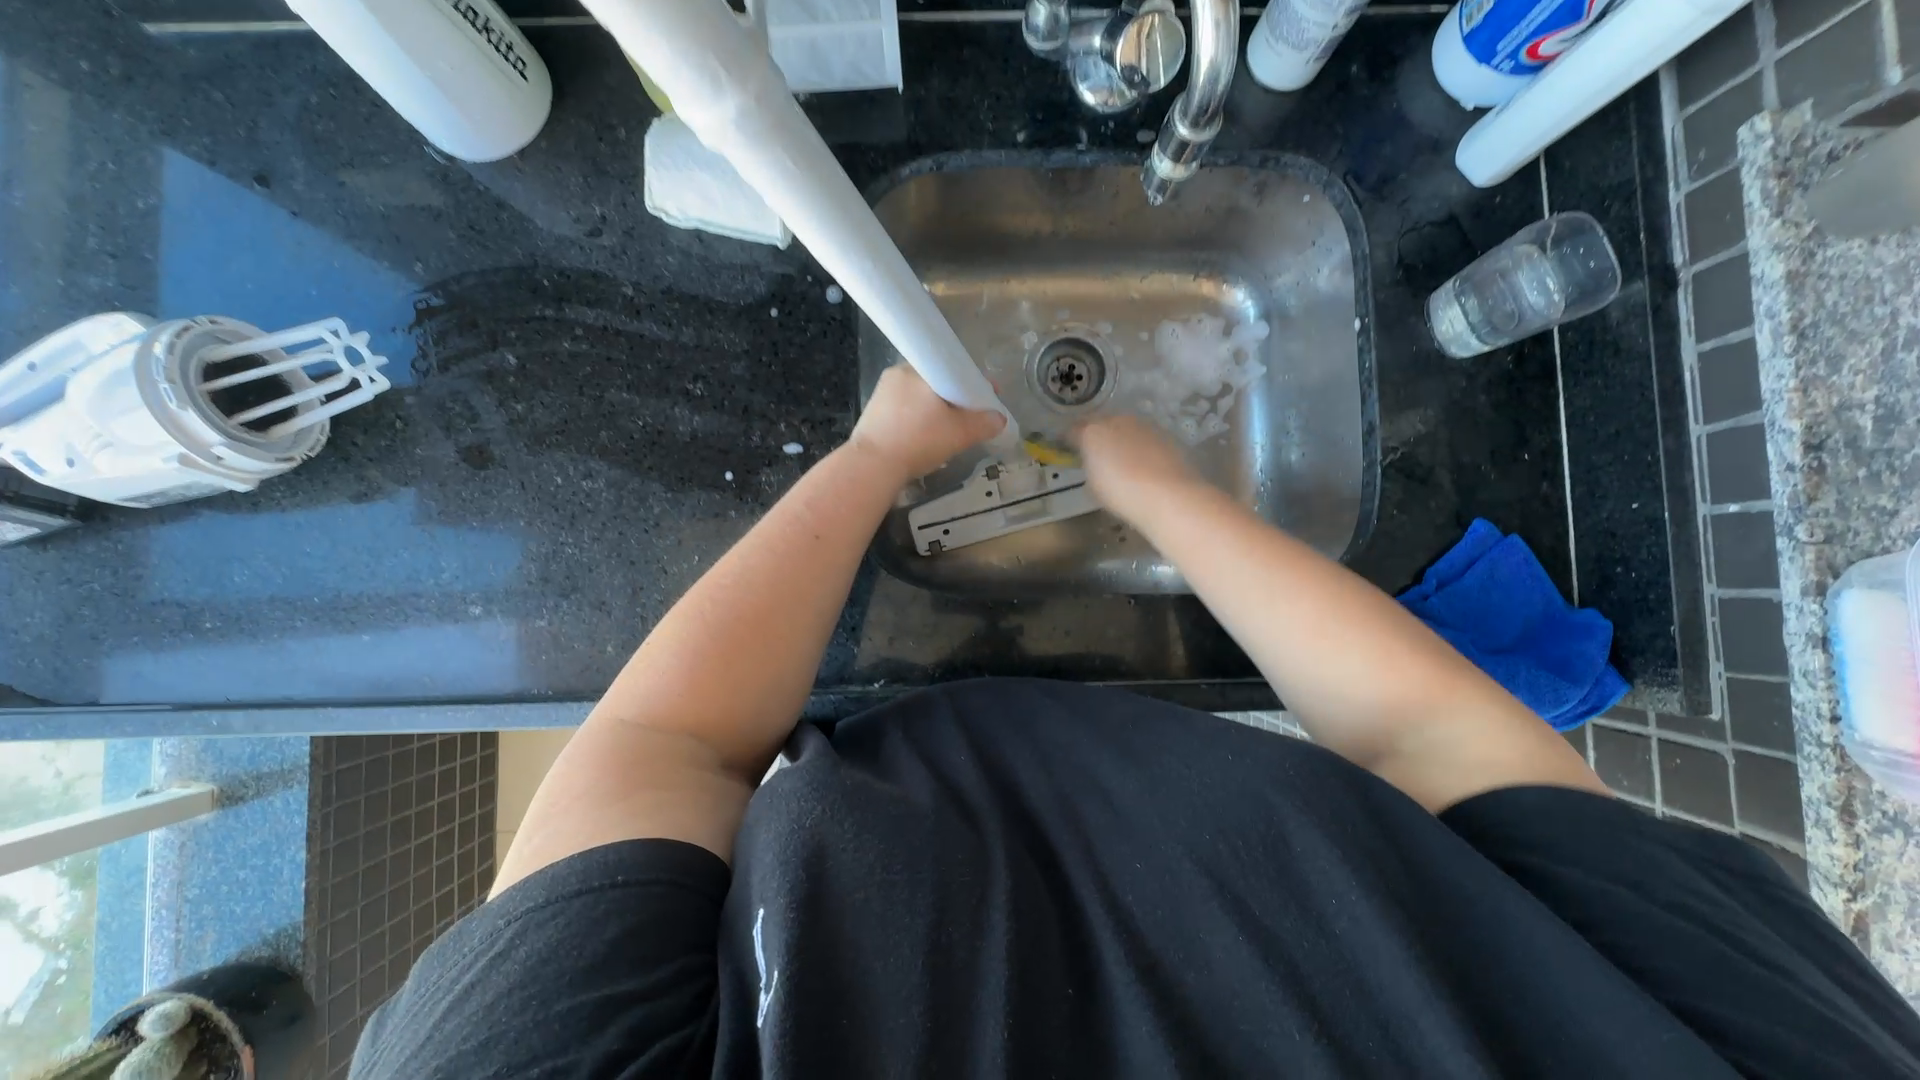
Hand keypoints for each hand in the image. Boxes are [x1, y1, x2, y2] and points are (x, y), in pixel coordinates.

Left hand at [849, 365, 1006, 481]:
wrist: (871, 467)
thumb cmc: (918, 440)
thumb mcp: (960, 433)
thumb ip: (984, 423)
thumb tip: (1000, 418)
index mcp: (919, 369)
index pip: (954, 369)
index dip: (975, 384)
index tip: (988, 398)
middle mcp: (898, 374)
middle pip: (937, 384)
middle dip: (955, 400)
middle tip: (970, 421)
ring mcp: (882, 394)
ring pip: (920, 400)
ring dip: (936, 413)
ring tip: (950, 435)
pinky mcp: (872, 415)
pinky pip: (905, 414)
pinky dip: (919, 423)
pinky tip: (926, 441)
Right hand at [1074, 414, 1204, 521]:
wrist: (1168, 495)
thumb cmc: (1121, 493)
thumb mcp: (1093, 485)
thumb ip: (1089, 467)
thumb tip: (1093, 462)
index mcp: (1092, 432)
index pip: (1073, 430)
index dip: (1068, 439)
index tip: (1067, 448)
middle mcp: (1117, 421)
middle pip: (1100, 423)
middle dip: (1095, 434)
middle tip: (1094, 451)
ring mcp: (1143, 425)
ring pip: (1124, 427)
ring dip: (1120, 437)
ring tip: (1120, 457)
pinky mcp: (1164, 434)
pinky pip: (1144, 437)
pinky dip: (1140, 445)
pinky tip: (1143, 463)